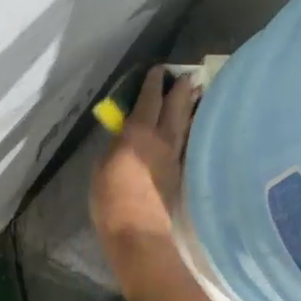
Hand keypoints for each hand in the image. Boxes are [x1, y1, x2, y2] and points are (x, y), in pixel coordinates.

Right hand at [90, 65, 199, 261]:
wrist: (138, 231)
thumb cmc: (111, 199)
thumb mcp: (102, 166)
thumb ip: (115, 146)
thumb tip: (124, 137)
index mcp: (138, 133)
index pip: (148, 100)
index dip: (154, 83)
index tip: (159, 70)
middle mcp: (161, 139)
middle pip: (175, 108)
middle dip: (181, 90)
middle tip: (190, 75)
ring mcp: (174, 157)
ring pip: (185, 125)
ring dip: (191, 107)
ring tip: (198, 93)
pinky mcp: (179, 174)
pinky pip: (186, 142)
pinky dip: (190, 129)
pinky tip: (192, 126)